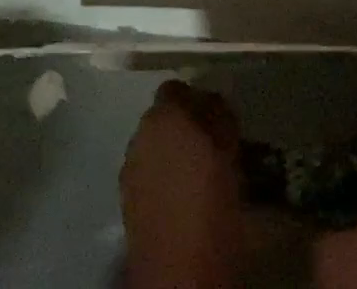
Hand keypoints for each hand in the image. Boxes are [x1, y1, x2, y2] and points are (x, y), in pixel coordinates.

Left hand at [119, 80, 245, 288]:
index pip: (176, 88)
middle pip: (162, 114)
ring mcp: (129, 162)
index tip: (216, 116)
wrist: (178, 268)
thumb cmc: (214, 204)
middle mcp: (141, 132)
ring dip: (170, 148)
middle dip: (183, 123)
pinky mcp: (126, 193)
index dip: (196, 99)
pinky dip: (161, 172)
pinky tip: (179, 192)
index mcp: (167, 115)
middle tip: (210, 142)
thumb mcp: (230, 154)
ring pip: (153, 142)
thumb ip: (220, 119)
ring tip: (196, 170)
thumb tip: (213, 101)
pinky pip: (146, 168)